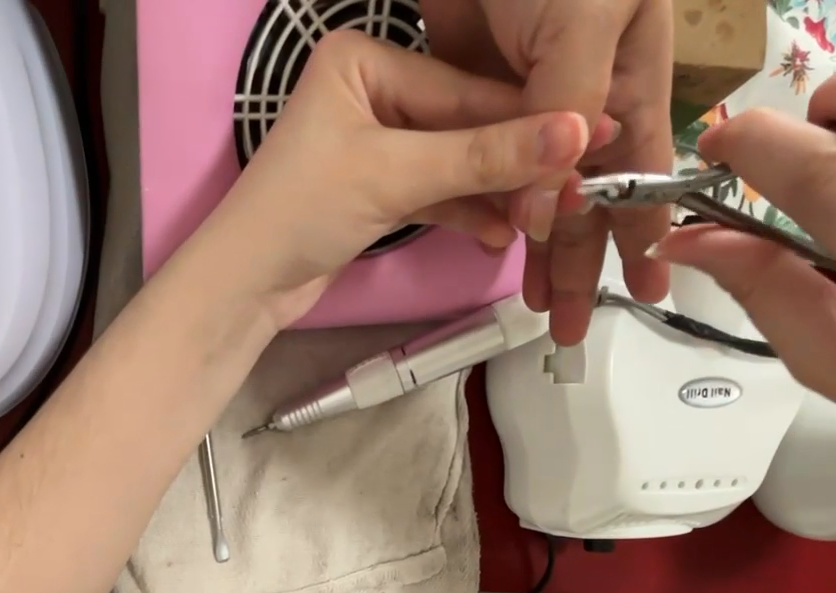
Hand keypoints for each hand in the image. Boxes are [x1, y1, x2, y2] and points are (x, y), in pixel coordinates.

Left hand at [186, 31, 588, 328]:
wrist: (244, 287)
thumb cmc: (298, 214)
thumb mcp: (395, 176)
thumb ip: (483, 157)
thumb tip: (572, 134)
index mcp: (363, 61)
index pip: (463, 89)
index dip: (527, 118)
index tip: (590, 135)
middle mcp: (369, 93)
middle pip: (462, 125)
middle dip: (513, 161)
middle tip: (578, 181)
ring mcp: (372, 143)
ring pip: (451, 163)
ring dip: (492, 193)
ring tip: (541, 217)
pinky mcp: (373, 190)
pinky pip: (432, 193)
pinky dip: (462, 213)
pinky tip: (500, 231)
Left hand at [424, 0, 675, 343]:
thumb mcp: (572, 24)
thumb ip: (560, 119)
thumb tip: (557, 211)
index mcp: (618, 61)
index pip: (634, 162)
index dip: (640, 225)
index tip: (650, 282)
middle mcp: (570, 84)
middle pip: (579, 185)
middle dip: (579, 254)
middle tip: (574, 320)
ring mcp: (511, 93)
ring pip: (526, 182)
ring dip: (531, 239)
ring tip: (537, 300)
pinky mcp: (457, 97)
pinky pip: (473, 163)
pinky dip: (481, 201)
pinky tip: (492, 241)